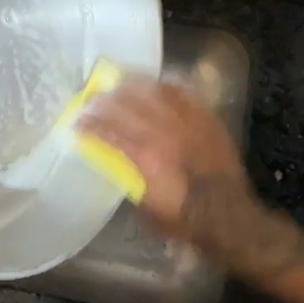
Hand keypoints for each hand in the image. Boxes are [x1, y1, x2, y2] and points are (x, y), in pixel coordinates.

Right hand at [80, 79, 303, 279]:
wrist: (227, 216)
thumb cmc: (183, 219)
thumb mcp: (146, 206)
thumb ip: (130, 179)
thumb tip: (119, 164)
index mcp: (142, 156)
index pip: (108, 132)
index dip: (89, 125)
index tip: (76, 122)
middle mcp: (162, 133)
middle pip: (126, 106)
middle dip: (105, 102)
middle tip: (92, 100)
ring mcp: (186, 123)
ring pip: (154, 93)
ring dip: (132, 87)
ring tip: (120, 84)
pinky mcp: (205, 119)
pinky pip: (184, 94)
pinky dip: (168, 86)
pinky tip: (158, 83)